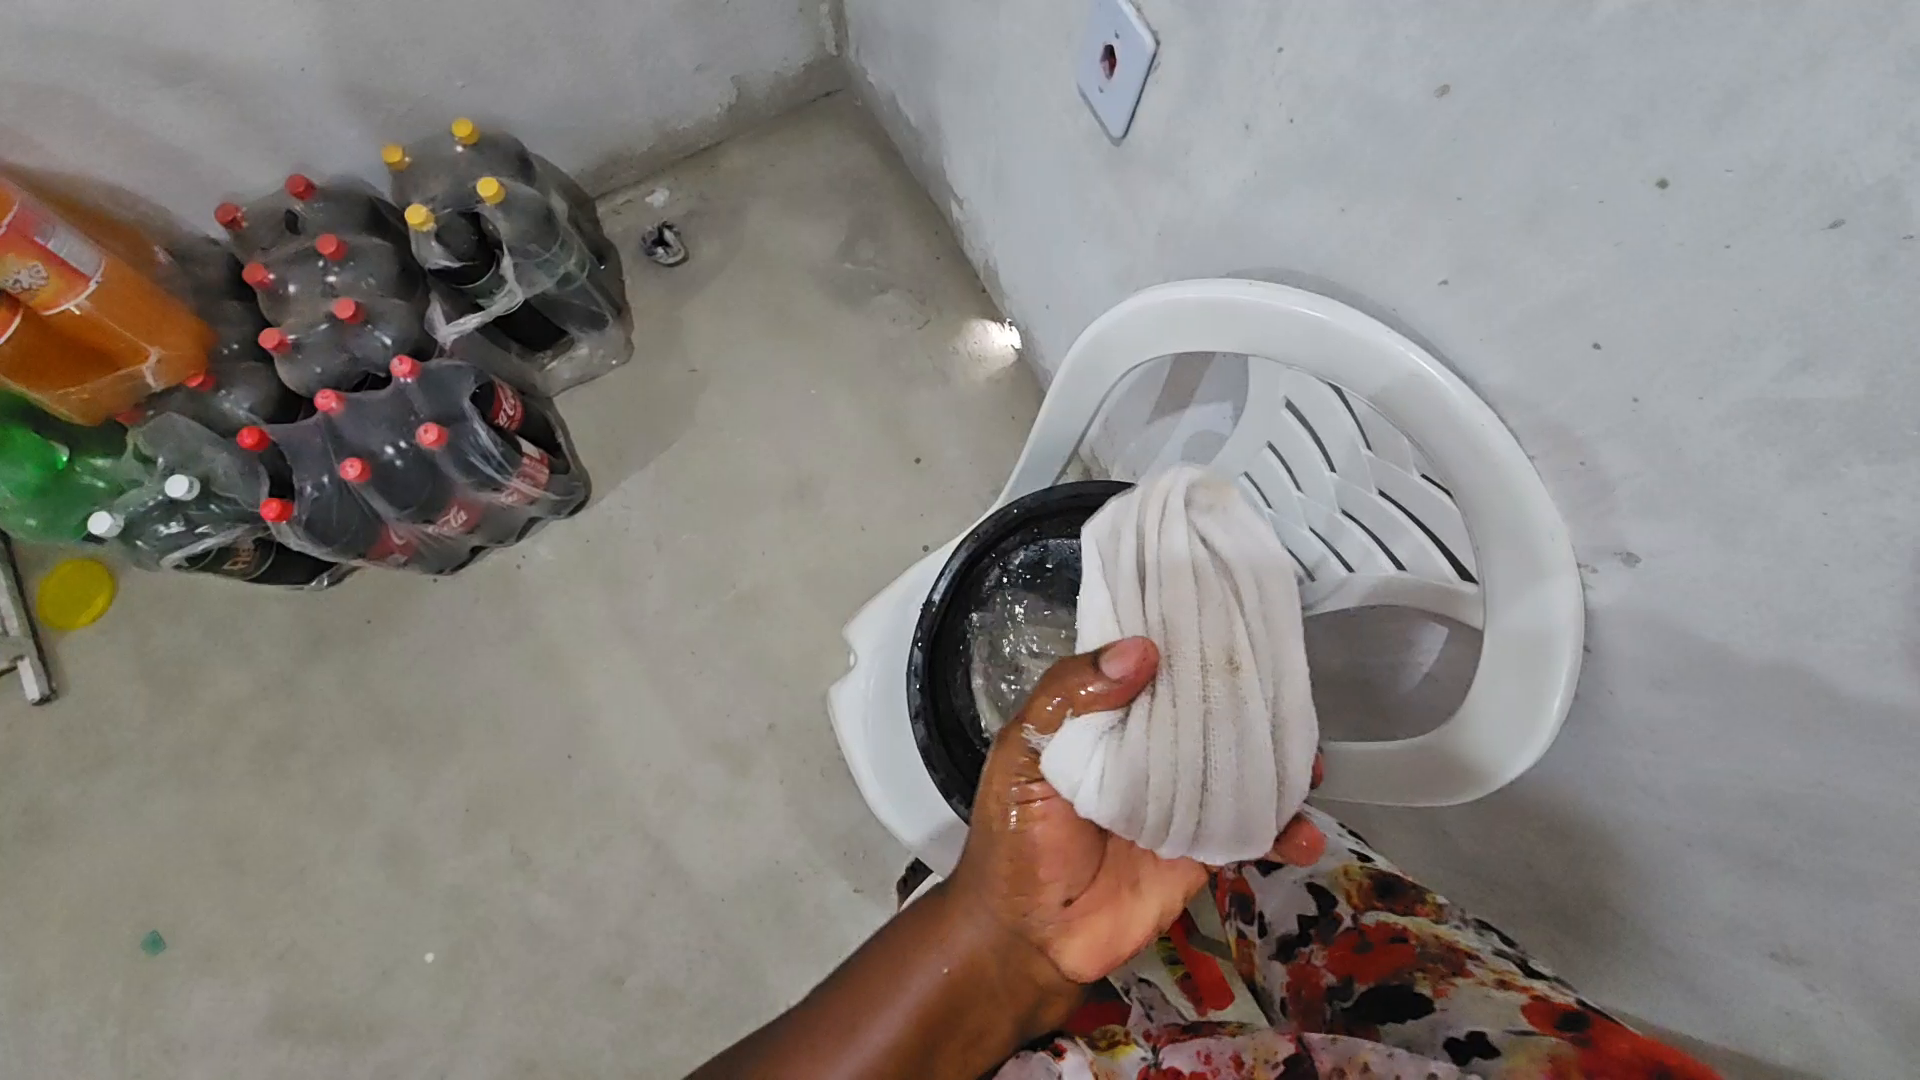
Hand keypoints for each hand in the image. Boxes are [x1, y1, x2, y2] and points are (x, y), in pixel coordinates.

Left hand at [949, 637, 1326, 985]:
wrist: (1030, 937)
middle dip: (1246, 698)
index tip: (1229, 613)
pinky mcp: (1200, 847)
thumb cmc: (1015, 835)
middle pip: (1203, 709)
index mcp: (1100, 714)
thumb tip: (1140, 649)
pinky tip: (1302, 835)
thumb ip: (1067, 695)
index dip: (1182, 639)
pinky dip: (1284, 830)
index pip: (1146, 663)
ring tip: (1309, 760)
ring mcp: (1177, 796)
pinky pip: (1251, 830)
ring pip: (1237, 764)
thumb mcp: (1022, 752)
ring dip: (1278, 760)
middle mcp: (1143, 745)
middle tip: (1286, 687)